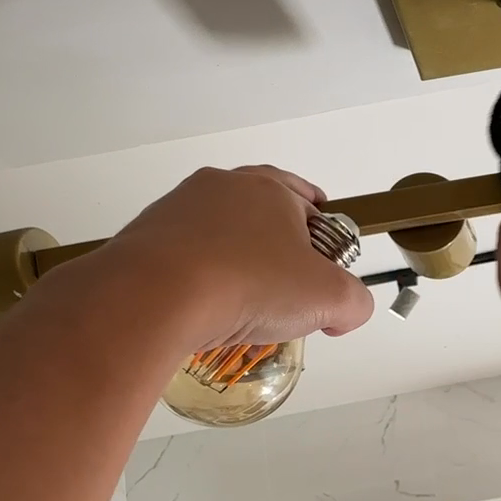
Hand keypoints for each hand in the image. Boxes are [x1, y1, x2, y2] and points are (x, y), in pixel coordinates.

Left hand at [83, 166, 373, 352]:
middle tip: (292, 286)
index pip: (307, 198)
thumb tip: (345, 313)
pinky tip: (210, 311)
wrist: (152, 298)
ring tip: (248, 306)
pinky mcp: (144, 239)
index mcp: (270, 188)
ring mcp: (177, 211)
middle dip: (280, 249)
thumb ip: (355, 303)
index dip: (323, 231)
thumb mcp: (332, 300)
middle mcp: (221, 187)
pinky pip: (188, 258)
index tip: (326, 260)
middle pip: (263, 215)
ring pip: (223, 237)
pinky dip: (204, 280)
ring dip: (240, 264)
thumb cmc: (253, 284)